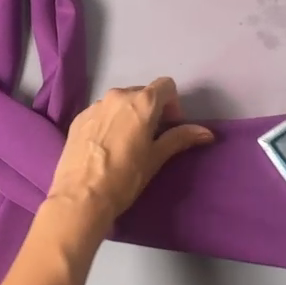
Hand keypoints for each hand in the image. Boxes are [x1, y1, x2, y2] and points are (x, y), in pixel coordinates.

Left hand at [45, 77, 213, 235]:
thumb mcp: (156, 158)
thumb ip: (180, 138)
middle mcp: (118, 96)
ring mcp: (95, 105)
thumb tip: (207, 132)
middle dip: (151, 110)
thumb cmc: (124, 178)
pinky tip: (104, 148)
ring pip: (120, 102)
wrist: (80, 199)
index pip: (166, 85)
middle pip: (142, 93)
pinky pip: (101, 112)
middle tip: (150, 138)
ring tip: (124, 144)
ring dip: (128, 115)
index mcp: (142, 102)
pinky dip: (108, 122)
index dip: (173, 104)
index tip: (169, 126)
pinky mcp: (78, 118)